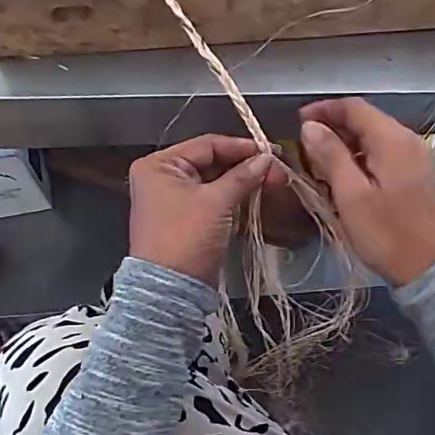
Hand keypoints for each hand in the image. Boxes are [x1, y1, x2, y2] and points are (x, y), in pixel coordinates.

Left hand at [129, 135, 278, 286]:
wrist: (171, 289)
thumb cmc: (187, 237)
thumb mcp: (216, 202)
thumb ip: (243, 176)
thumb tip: (267, 158)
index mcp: (159, 165)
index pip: (206, 145)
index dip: (240, 147)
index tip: (270, 151)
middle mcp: (162, 178)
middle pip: (211, 163)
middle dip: (244, 167)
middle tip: (276, 170)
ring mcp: (174, 200)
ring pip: (214, 183)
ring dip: (242, 183)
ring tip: (272, 182)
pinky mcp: (186, 220)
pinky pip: (213, 201)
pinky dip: (233, 199)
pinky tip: (256, 197)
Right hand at [299, 97, 434, 285]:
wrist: (426, 268)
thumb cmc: (386, 234)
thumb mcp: (350, 196)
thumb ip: (330, 155)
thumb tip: (311, 127)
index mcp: (393, 140)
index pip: (354, 107)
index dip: (324, 110)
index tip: (299, 122)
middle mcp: (409, 141)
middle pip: (366, 121)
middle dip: (333, 130)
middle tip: (307, 150)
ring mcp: (416, 158)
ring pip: (374, 139)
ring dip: (346, 147)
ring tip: (321, 168)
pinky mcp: (416, 176)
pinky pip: (384, 156)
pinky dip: (361, 160)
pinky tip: (345, 180)